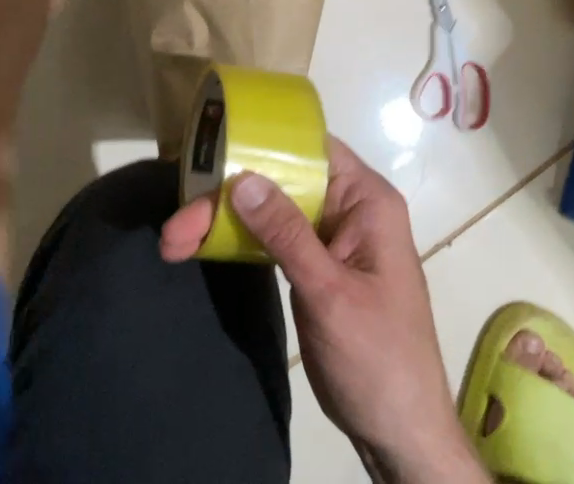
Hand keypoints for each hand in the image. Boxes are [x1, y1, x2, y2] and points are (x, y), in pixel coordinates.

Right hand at [160, 138, 484, 482]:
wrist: (399, 429)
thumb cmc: (379, 357)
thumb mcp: (329, 293)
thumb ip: (286, 234)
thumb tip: (242, 179)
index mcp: (366, 201)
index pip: (310, 149)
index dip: (262, 143)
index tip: (211, 147)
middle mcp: (347, 208)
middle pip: (279, 182)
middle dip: (225, 197)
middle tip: (176, 227)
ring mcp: (328, 237)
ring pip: (267, 210)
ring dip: (221, 222)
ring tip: (174, 240)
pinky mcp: (312, 265)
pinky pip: (269, 238)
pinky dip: (235, 243)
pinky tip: (198, 248)